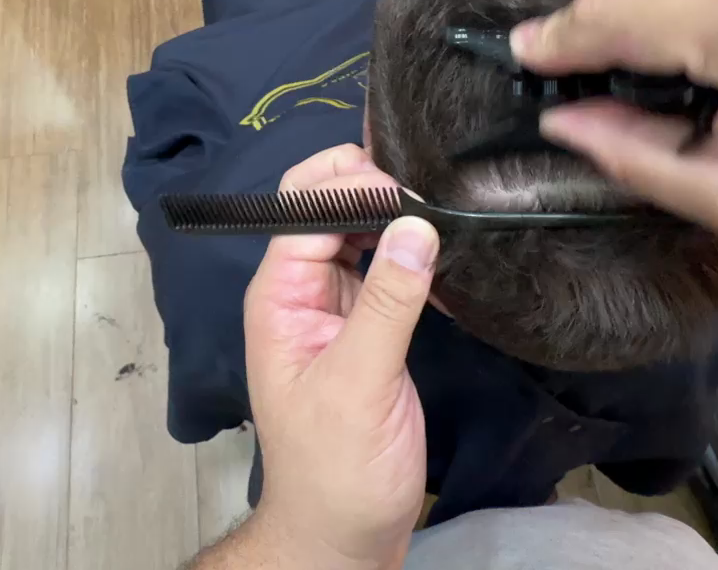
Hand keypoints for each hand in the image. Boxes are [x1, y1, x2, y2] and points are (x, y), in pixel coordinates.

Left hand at [230, 144, 437, 569]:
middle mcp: (300, 284)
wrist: (342, 535)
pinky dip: (405, 246)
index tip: (407, 186)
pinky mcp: (363, 319)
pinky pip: (380, 263)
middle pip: (323, 205)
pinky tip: (437, 246)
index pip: (304, 207)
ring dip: (390, 210)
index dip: (350, 184)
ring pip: (354, 227)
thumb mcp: (359, 384)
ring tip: (438, 202)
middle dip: (366, 183)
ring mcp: (331, 300)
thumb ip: (386, 303)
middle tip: (425, 185)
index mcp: (280, 291)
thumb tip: (417, 224)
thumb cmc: (337, 467)